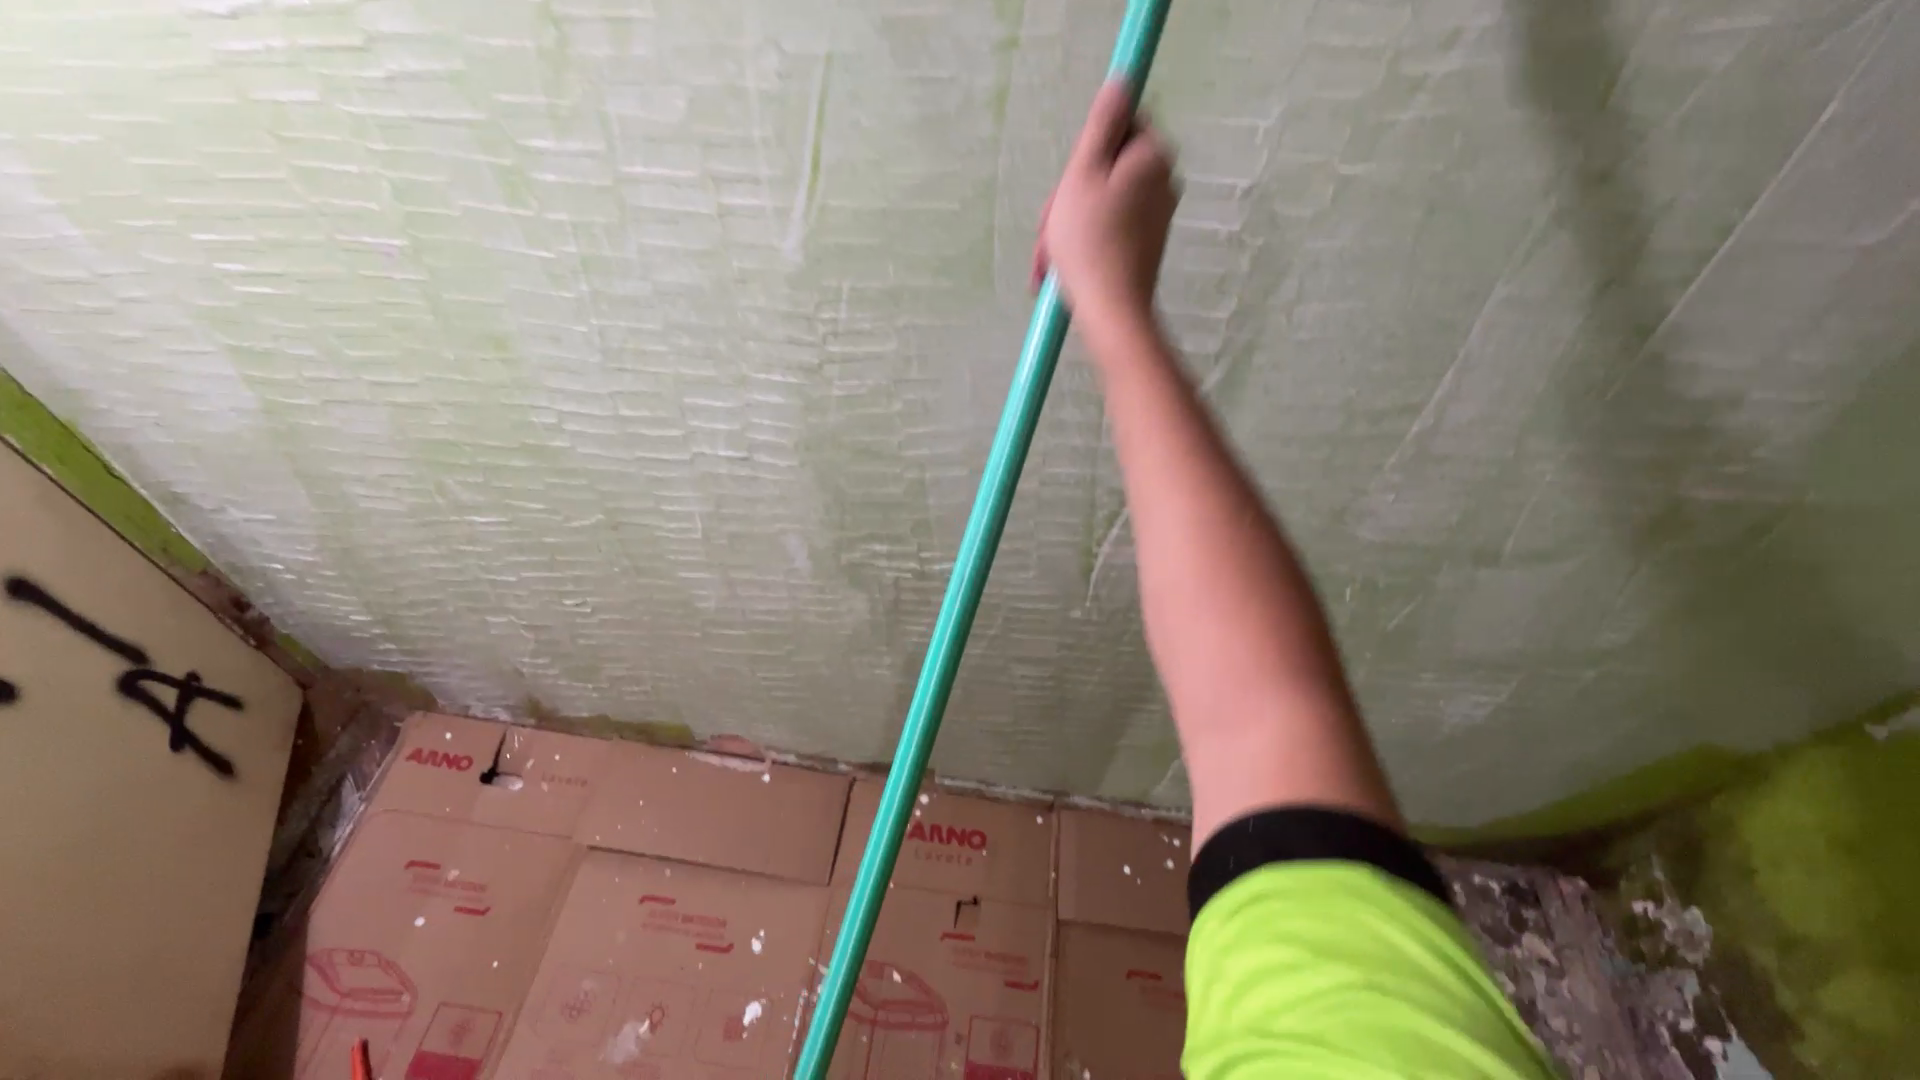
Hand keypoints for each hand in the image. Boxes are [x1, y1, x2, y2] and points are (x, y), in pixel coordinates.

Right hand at [1034, 81, 1178, 327]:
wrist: (1110, 313)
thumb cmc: (1089, 243)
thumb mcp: (1083, 174)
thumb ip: (1102, 124)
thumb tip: (1122, 80)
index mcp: (1152, 155)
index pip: (1116, 127)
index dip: (1083, 153)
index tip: (1068, 184)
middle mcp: (1162, 181)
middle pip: (1104, 170)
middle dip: (1068, 200)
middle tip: (1049, 231)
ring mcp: (1155, 217)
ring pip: (1099, 204)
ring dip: (1067, 229)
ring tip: (1048, 262)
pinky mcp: (1145, 246)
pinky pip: (1105, 231)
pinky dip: (1080, 247)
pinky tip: (1060, 272)